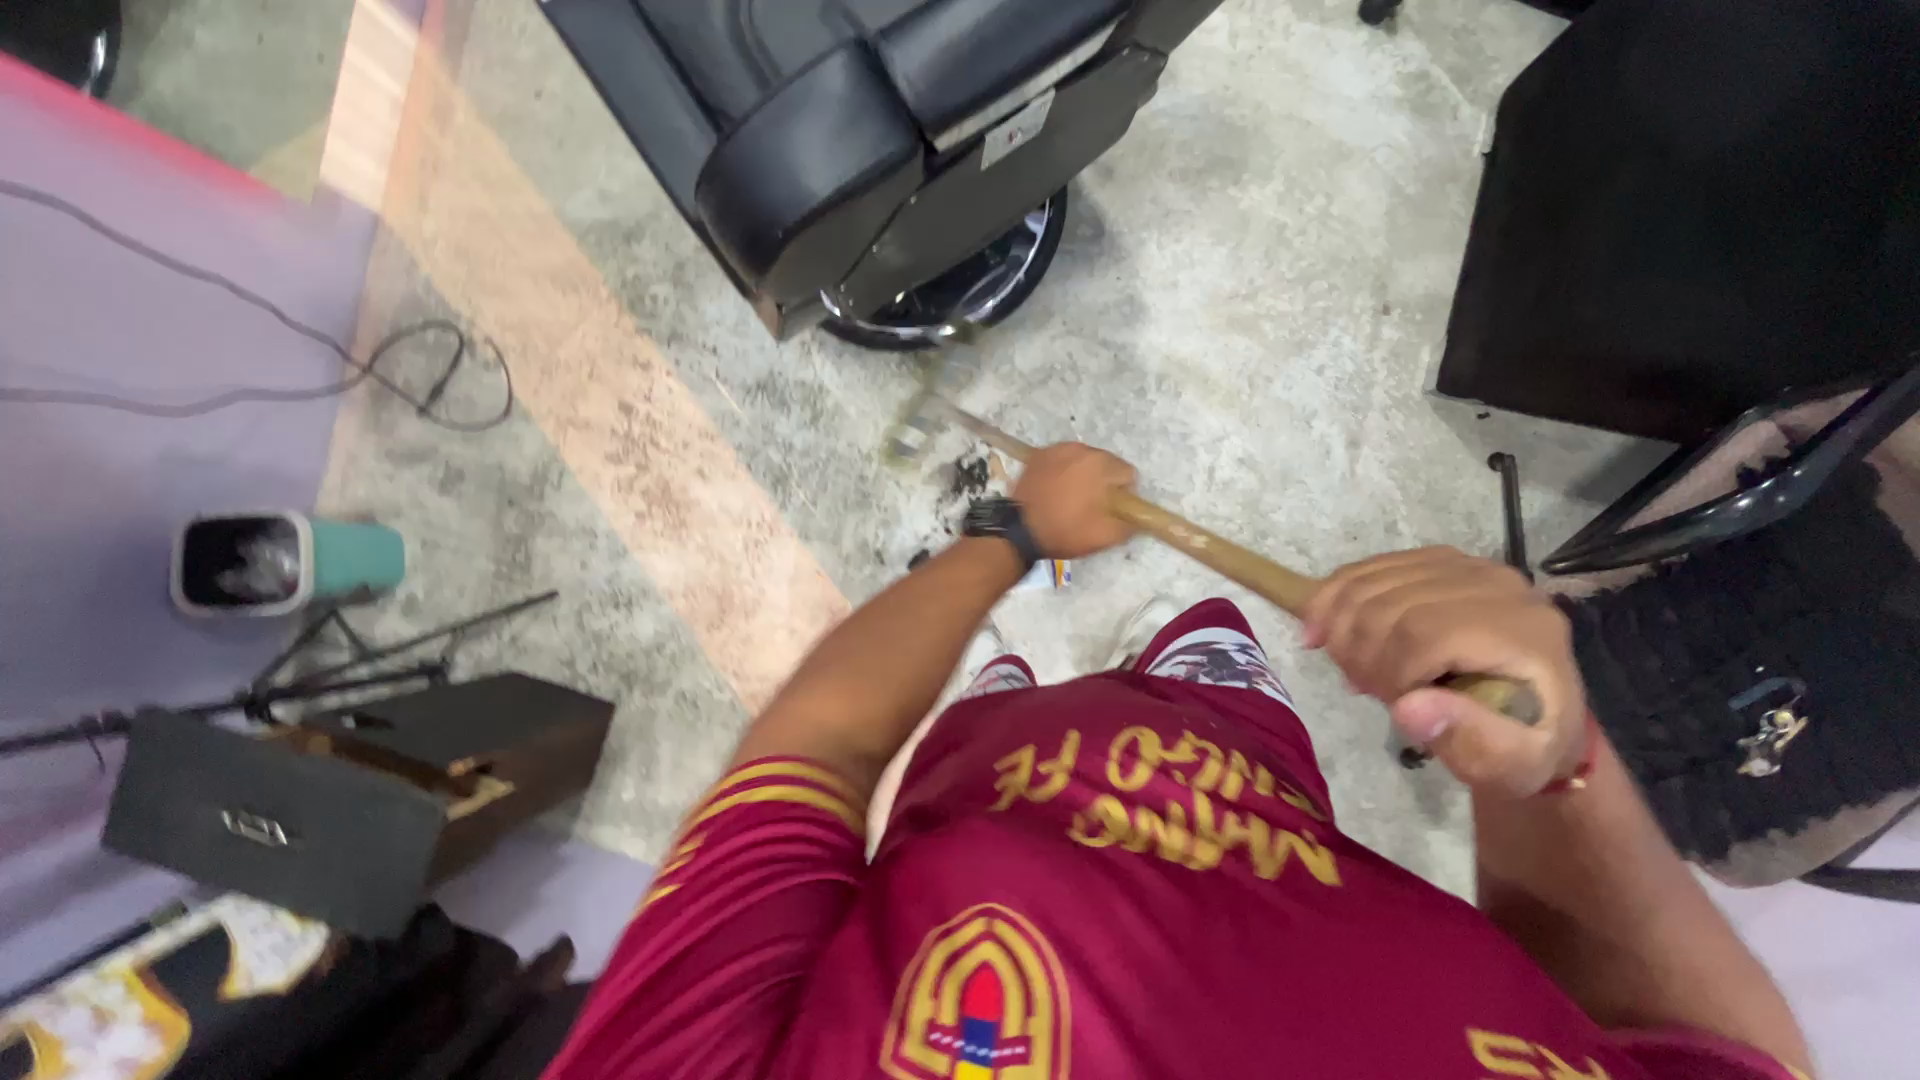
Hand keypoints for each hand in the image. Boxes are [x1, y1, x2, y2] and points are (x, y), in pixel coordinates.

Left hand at [1011, 443, 1137, 557]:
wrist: (1018, 530)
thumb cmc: (1064, 531)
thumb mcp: (1104, 536)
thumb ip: (1129, 523)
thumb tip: (1137, 517)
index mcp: (1102, 465)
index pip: (1128, 474)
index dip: (1122, 494)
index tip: (1111, 509)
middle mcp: (1082, 449)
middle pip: (1106, 463)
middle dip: (1103, 481)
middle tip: (1090, 504)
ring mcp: (1058, 449)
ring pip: (1084, 459)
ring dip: (1083, 474)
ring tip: (1070, 496)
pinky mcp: (1040, 454)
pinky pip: (1062, 460)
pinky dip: (1064, 470)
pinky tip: (1055, 488)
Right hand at [1302, 547, 1588, 796]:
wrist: (1532, 716)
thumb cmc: (1520, 746)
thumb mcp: (1511, 765)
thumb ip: (1473, 741)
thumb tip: (1411, 707)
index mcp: (1521, 631)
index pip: (1425, 631)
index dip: (1387, 667)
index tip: (1386, 701)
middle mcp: (1496, 585)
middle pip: (1391, 603)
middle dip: (1360, 650)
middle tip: (1360, 686)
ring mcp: (1465, 567)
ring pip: (1371, 582)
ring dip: (1340, 627)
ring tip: (1348, 664)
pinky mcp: (1439, 562)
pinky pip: (1369, 568)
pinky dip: (1332, 597)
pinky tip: (1319, 628)